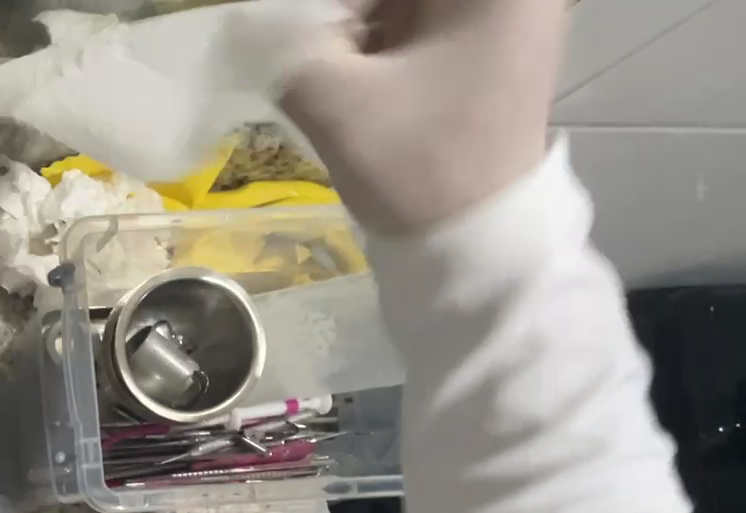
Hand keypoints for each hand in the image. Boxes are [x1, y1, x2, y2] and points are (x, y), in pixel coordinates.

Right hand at [281, 0, 567, 235]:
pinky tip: (363, 90)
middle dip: (346, 20)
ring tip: (337, 81)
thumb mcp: (336, 105)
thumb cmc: (413, 163)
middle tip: (316, 62)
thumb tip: (263, 31)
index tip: (303, 45)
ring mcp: (508, 17)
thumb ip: (291, 56)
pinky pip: (422, 30)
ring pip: (406, 11)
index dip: (332, 11)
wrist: (470, 232)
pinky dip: (382, 51)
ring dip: (359, 36)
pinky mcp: (492, 50)